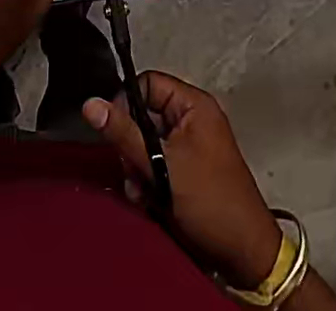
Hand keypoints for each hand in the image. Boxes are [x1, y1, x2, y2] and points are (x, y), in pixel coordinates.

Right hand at [84, 72, 284, 287]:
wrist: (244, 253)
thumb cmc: (211, 201)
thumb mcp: (162, 165)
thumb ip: (124, 133)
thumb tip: (91, 104)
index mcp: (193, 105)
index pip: (148, 83)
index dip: (127, 102)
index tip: (115, 130)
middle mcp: (191, 119)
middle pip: (143, 114)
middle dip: (131, 144)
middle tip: (133, 168)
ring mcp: (189, 145)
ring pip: (145, 142)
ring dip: (137, 167)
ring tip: (142, 189)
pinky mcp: (185, 169)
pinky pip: (155, 162)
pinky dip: (147, 179)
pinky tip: (147, 198)